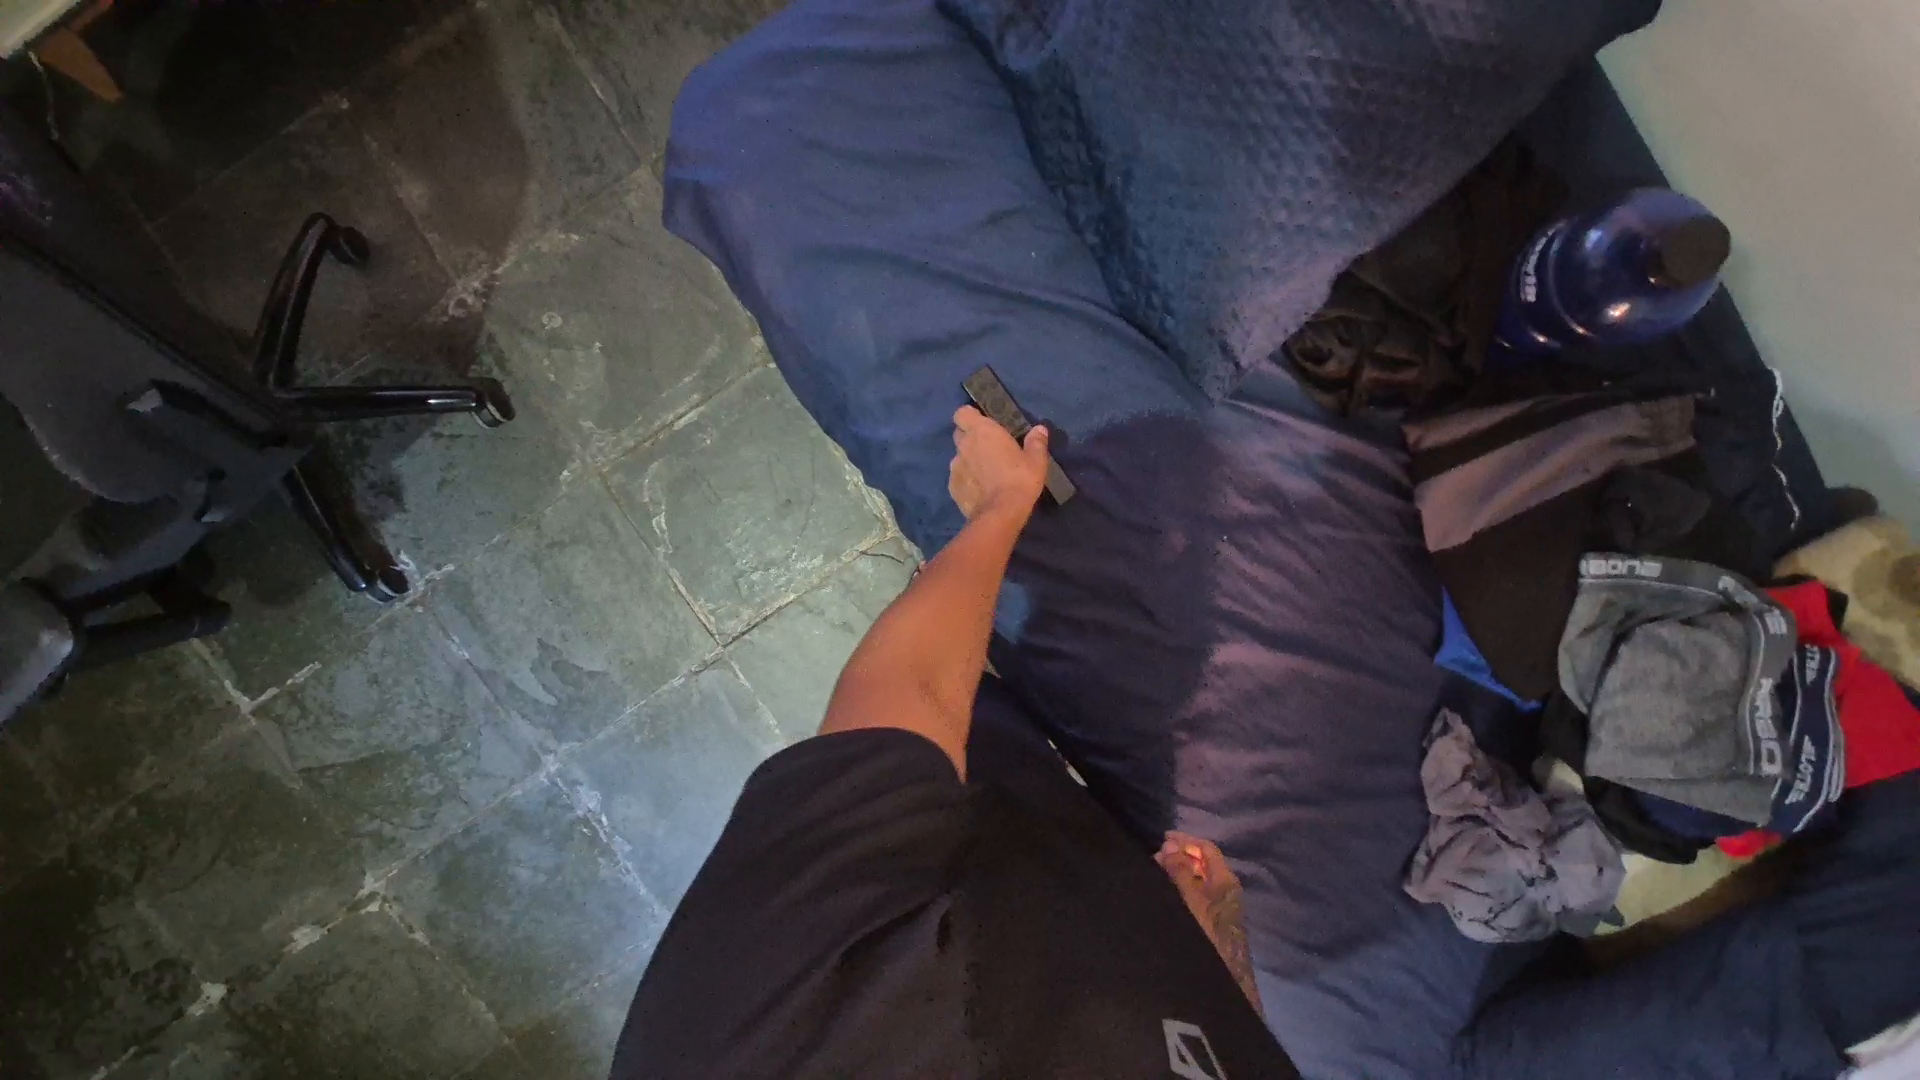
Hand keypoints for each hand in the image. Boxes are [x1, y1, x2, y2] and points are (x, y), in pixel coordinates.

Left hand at [948, 406, 1049, 523]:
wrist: (1001, 513)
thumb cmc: (1020, 479)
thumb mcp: (1036, 460)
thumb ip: (1036, 442)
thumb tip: (1040, 429)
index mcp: (981, 431)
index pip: (961, 413)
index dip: (970, 416)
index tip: (982, 422)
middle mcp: (964, 445)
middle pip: (959, 433)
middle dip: (969, 437)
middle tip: (987, 447)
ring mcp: (955, 467)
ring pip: (958, 457)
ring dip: (968, 460)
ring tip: (984, 472)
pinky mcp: (952, 487)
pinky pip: (957, 477)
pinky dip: (966, 479)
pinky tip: (979, 489)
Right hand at [1156, 832, 1261, 1011]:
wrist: (1225, 984)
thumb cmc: (1209, 935)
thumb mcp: (1192, 899)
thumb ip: (1181, 870)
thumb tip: (1170, 843)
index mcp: (1225, 881)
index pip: (1206, 848)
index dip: (1185, 840)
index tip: (1161, 838)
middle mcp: (1225, 891)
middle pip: (1202, 864)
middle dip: (1178, 856)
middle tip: (1154, 858)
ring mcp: (1220, 909)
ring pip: (1197, 881)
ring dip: (1177, 874)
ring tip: (1155, 875)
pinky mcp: (1212, 924)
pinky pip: (1195, 897)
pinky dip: (1180, 890)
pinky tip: (1165, 896)